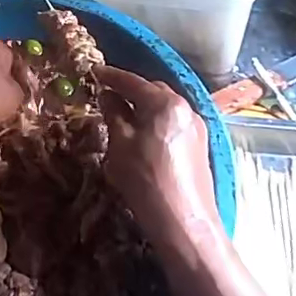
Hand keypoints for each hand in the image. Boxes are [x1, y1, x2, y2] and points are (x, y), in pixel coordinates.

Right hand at [95, 65, 220, 246]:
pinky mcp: (200, 146)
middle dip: (131, 90)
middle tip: (108, 94)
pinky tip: (145, 135)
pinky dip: (157, 121)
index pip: (134, 82)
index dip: (112, 76)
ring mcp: (197, 127)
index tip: (95, 72)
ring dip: (145, 107)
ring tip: (124, 115)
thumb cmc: (146, 181)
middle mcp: (186, 108)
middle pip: (154, 90)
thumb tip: (108, 95)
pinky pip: (174, 123)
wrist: (184, 223)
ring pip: (166, 107)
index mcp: (166, 103)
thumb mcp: (121, 145)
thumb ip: (114, 114)